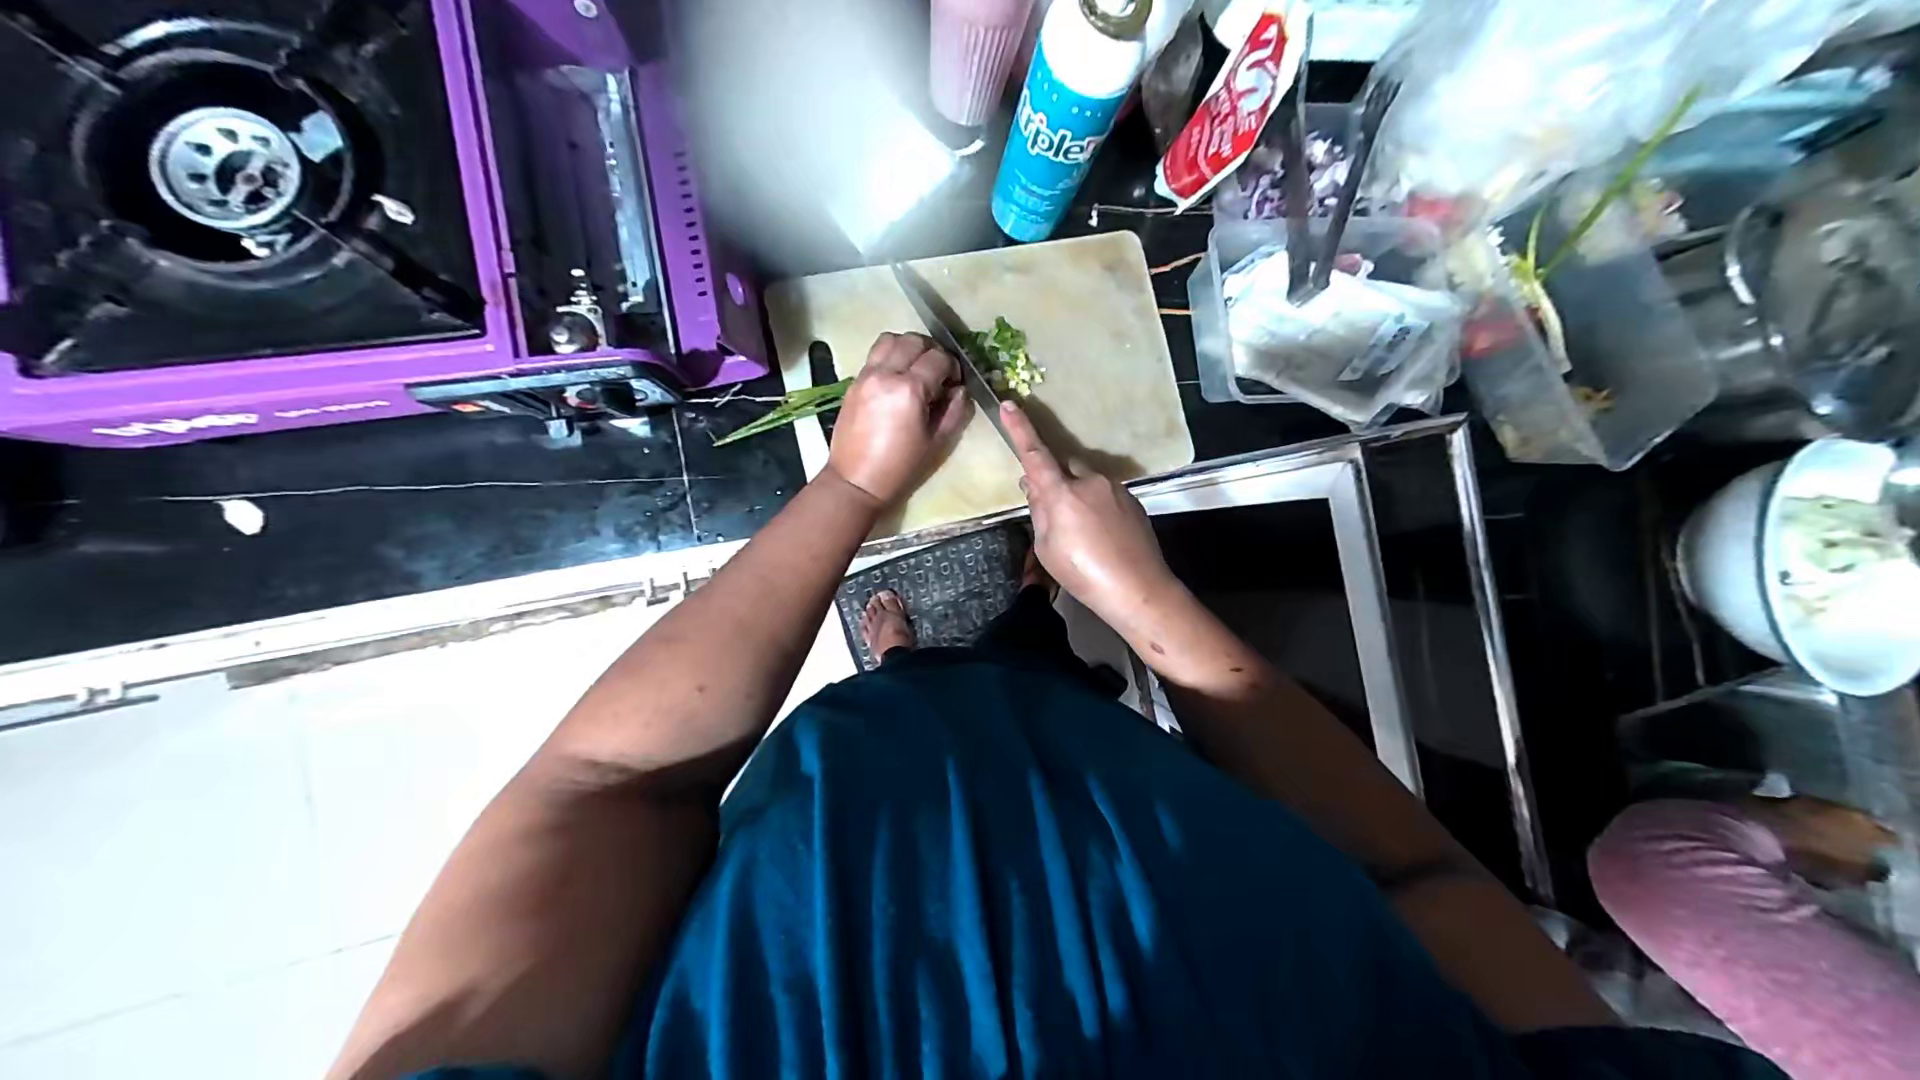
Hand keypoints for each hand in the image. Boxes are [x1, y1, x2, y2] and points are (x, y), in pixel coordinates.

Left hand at [825, 333, 969, 505]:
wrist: (856, 481)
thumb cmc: (900, 467)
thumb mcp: (937, 442)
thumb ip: (955, 411)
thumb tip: (960, 389)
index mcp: (909, 390)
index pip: (938, 358)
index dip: (953, 367)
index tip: (955, 382)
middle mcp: (885, 374)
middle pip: (914, 340)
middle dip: (932, 351)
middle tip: (938, 372)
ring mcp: (866, 375)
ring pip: (891, 339)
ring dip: (908, 347)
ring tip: (916, 367)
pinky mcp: (854, 382)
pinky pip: (875, 354)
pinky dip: (890, 356)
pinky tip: (897, 377)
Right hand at [1001, 400, 1180, 627]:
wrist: (1138, 588)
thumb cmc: (1083, 573)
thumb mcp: (1047, 547)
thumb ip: (1040, 512)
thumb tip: (1033, 486)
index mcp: (1063, 493)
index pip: (1034, 455)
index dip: (1019, 430)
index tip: (1009, 405)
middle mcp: (1090, 481)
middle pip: (1065, 469)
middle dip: (1057, 484)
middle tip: (1055, 518)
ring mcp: (1115, 489)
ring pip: (1087, 483)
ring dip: (1079, 498)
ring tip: (1083, 536)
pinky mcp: (1132, 501)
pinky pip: (1105, 495)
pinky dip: (1097, 508)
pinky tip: (1102, 538)